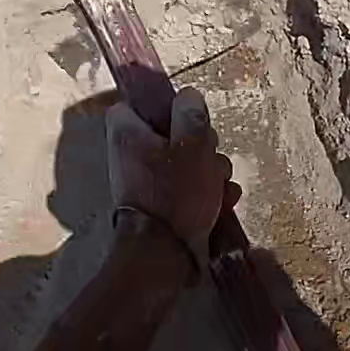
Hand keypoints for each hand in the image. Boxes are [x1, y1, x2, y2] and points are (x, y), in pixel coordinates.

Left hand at [105, 87, 236, 261]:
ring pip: (185, 162)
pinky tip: (222, 202)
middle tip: (210, 156)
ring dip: (209, 171)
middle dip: (200, 144)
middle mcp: (129, 155)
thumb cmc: (175, 194)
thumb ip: (191, 114)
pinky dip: (206, 194)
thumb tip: (188, 96)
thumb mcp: (192, 144)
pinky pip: (187, 189)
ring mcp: (145, 182)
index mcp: (126, 133)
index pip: (135, 104)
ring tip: (219, 187)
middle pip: (170, 134)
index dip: (163, 107)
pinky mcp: (160, 205)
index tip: (186, 116)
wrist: (165, 254)